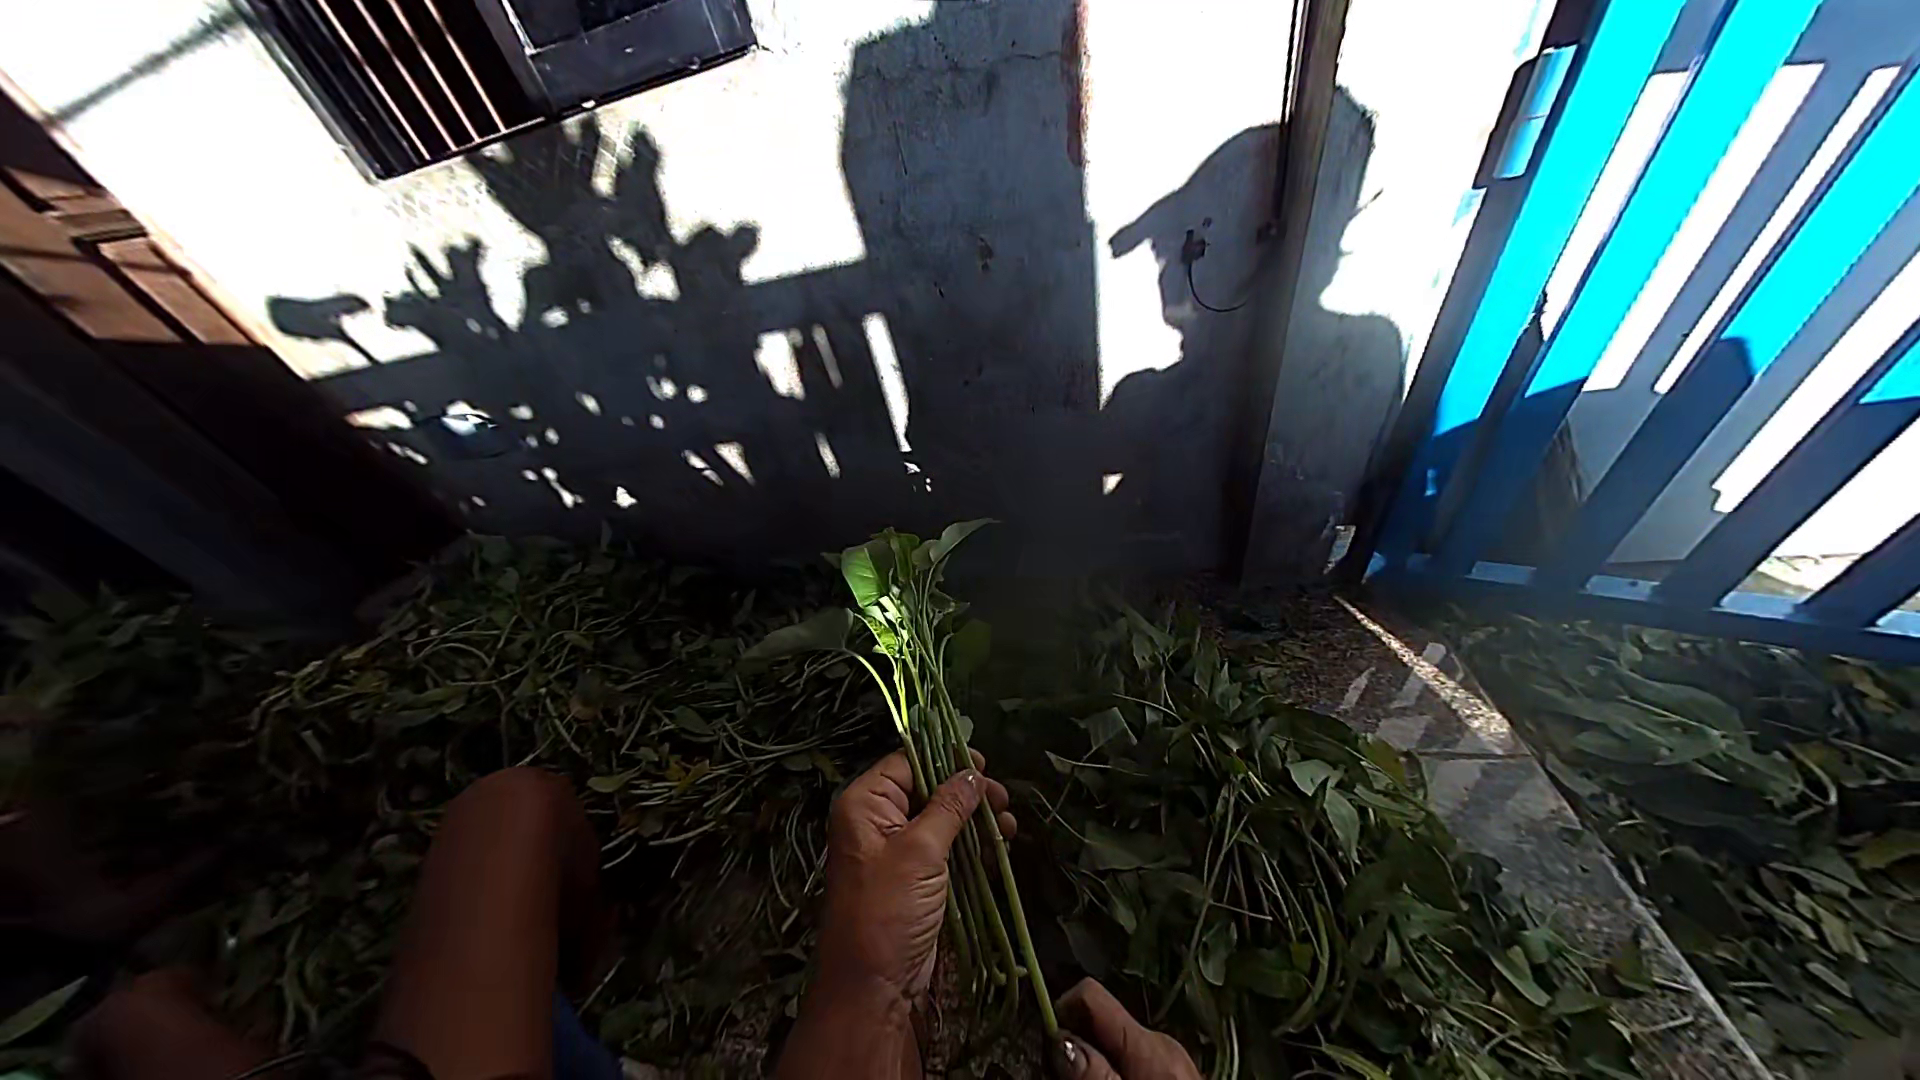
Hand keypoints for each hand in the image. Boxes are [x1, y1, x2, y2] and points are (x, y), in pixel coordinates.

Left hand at [817, 748, 1014, 1002]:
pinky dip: (971, 845)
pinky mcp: (916, 876)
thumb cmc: (888, 910)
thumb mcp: (920, 851)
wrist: (873, 989)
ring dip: (975, 820)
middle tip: (1002, 798)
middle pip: (928, 789)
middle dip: (967, 793)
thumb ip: (949, 806)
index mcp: (866, 803)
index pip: (907, 762)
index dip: (944, 758)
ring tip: (1008, 823)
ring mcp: (898, 850)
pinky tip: (998, 844)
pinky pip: (946, 848)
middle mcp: (878, 820)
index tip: (982, 763)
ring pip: (942, 819)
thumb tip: (973, 773)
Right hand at [1052, 979, 1201, 1079]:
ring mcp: (1170, 1063)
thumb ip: (1094, 1078)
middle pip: (1098, 1023)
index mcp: (1149, 1045)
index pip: (1090, 995)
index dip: (1061, 1016)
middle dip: (1074, 1050)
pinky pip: (1130, 1065)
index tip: (1047, 1056)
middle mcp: (1160, 1042)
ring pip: (1112, 1047)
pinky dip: (1112, 1076)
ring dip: (1090, 1068)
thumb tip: (1057, 1038)